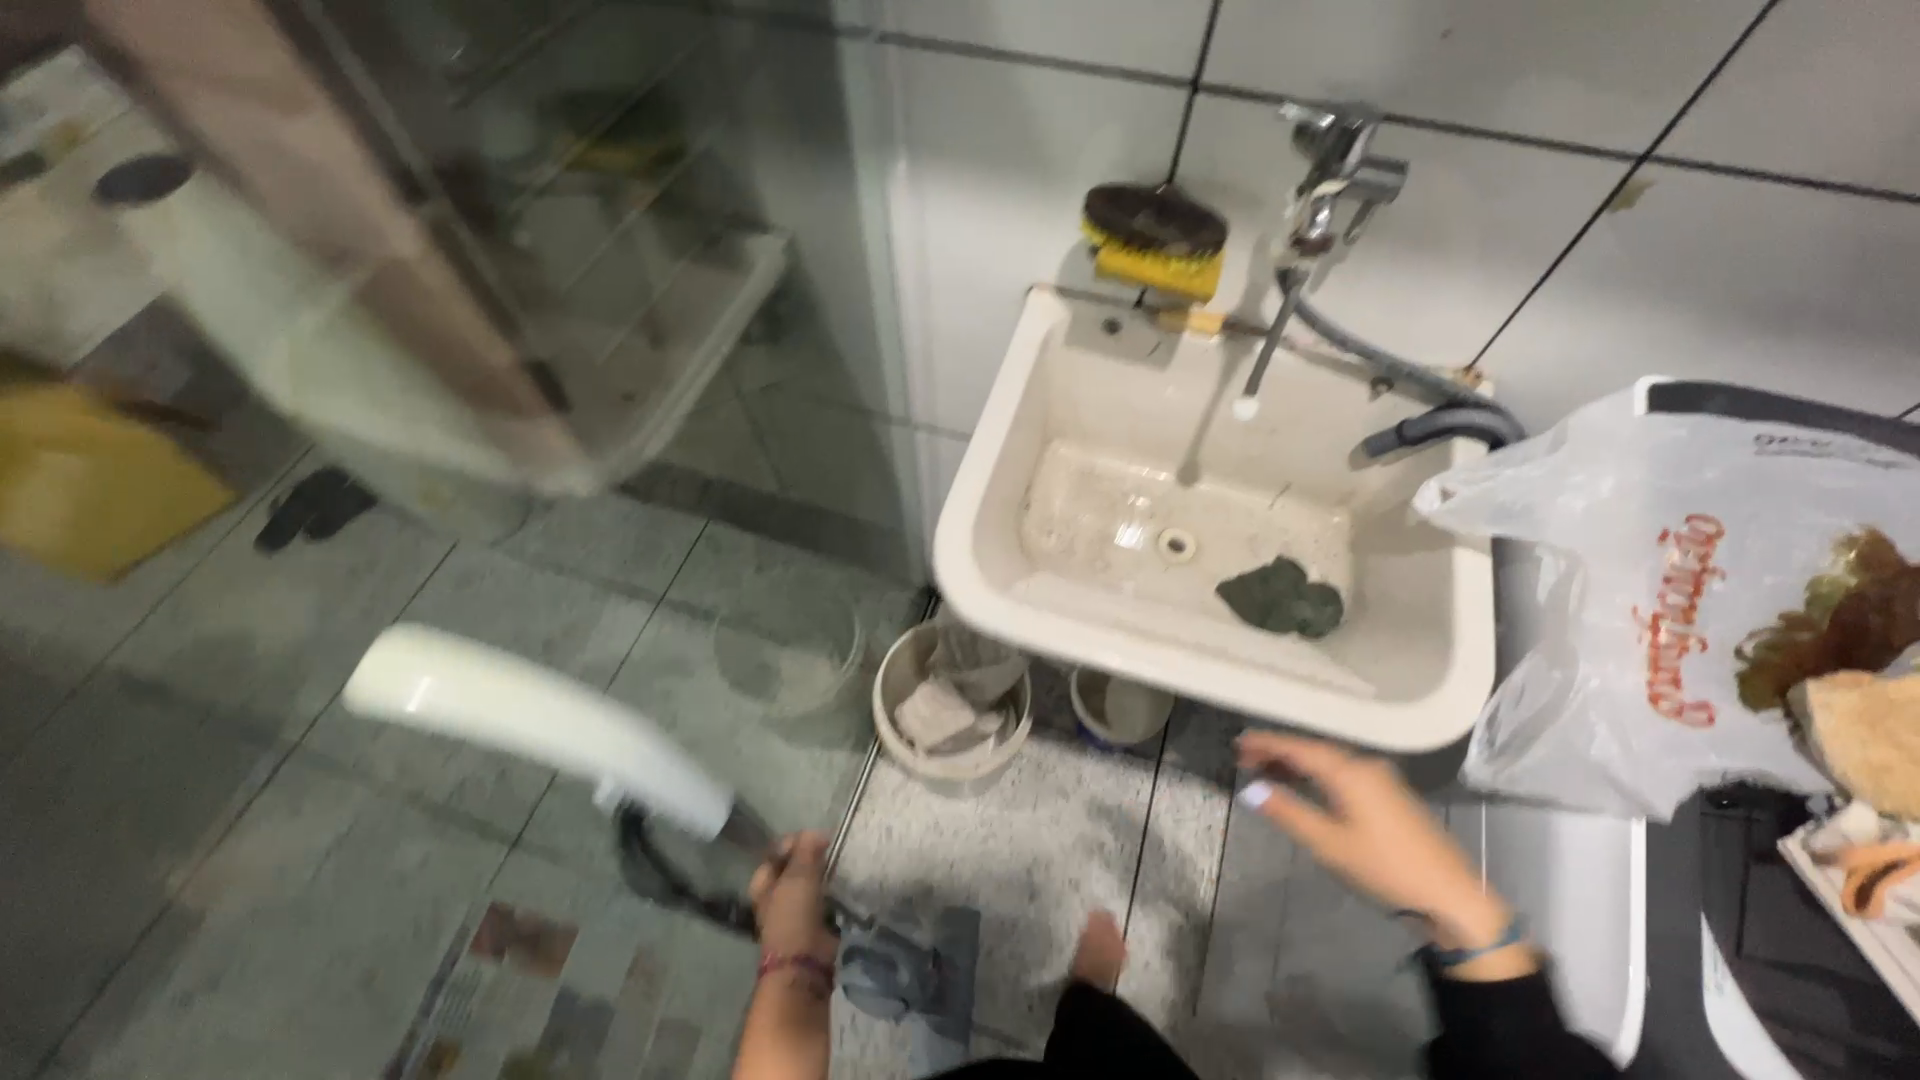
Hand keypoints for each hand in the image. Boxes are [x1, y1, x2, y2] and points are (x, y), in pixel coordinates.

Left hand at [749, 832, 839, 964]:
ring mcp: (796, 910)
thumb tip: (816, 832)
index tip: (817, 837)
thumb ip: (806, 851)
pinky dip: (834, 890)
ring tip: (842, 862)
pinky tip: (846, 882)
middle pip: (794, 867)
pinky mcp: (815, 922)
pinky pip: (825, 898)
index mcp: (763, 883)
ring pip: (810, 882)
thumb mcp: (797, 877)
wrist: (805, 963)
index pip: (777, 853)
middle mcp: (776, 895)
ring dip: (824, 873)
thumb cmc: (793, 916)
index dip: (794, 842)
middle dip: (812, 857)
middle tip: (831, 848)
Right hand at [1235, 732, 1510, 953]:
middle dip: (1278, 752)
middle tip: (1245, 759)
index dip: (1267, 743)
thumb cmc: (1385, 868)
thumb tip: (1250, 790)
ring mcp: (1382, 780)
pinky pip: (1344, 773)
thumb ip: (1289, 813)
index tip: (1238, 743)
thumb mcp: (1329, 843)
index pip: (1299, 748)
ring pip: (1329, 762)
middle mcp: (1366, 766)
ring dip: (1298, 764)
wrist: (1451, 896)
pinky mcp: (1390, 796)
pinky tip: (1306, 787)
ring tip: (1267, 772)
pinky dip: (1318, 775)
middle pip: (1314, 750)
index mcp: (1350, 772)